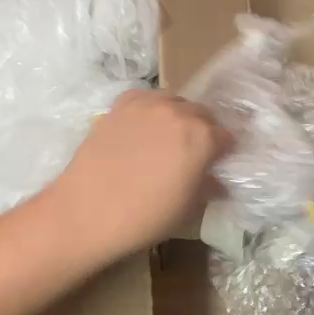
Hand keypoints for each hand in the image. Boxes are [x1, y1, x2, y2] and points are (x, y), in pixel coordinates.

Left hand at [39, 90, 228, 264]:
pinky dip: (150, 108)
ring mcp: (148, 105)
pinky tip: (143, 125)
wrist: (87, 211)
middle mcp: (179, 113)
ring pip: (175, 101)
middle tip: (193, 153)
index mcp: (203, 137)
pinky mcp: (120, 105)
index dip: (223, 152)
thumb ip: (207, 188)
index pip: (226, 137)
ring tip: (168, 136)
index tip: (216, 164)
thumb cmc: (145, 217)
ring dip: (178, 116)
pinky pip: (145, 97)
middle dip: (203, 131)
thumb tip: (216, 181)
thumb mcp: (187, 208)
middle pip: (202, 114)